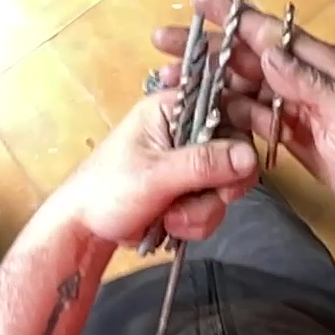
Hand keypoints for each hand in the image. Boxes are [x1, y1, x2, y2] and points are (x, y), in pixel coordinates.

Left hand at [49, 90, 261, 245]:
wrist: (85, 229)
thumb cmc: (107, 189)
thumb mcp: (154, 174)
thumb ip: (202, 164)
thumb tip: (249, 156)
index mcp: (170, 108)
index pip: (224, 105)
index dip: (244, 127)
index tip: (248, 159)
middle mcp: (183, 130)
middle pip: (233, 150)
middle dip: (221, 183)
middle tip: (209, 198)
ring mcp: (188, 162)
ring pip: (226, 183)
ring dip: (203, 209)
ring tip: (172, 217)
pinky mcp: (189, 190)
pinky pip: (213, 204)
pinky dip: (197, 220)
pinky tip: (171, 224)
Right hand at [151, 0, 334, 213]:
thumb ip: (312, 83)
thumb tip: (270, 50)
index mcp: (318, 62)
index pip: (269, 31)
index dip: (232, 15)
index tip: (198, 1)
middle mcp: (298, 74)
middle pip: (243, 53)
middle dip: (202, 45)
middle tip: (161, 39)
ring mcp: (287, 100)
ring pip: (237, 82)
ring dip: (203, 79)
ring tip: (165, 78)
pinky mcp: (280, 125)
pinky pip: (243, 111)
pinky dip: (218, 108)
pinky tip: (192, 109)